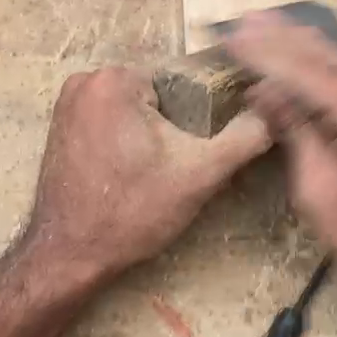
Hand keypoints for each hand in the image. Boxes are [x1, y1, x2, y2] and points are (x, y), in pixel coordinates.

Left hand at [23, 66, 271, 283]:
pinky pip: (110, 120)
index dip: (195, 116)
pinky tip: (130, 173)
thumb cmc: (134, 211)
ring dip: (150, 134)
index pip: (180, 82)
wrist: (70, 256)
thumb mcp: (201, 174)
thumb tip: (276, 111)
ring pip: (135, 108)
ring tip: (152, 173)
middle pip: (156, 93)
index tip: (192, 150)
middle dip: (172, 125)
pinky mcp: (59, 125)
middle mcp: (85, 80)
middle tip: (173, 167)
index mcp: (116, 79)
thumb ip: (245, 137)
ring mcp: (67, 102)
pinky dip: (125, 139)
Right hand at [224, 14, 336, 319]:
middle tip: (244, 20)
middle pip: (328, 57)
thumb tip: (267, 93)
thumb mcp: (325, 197)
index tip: (231, 35)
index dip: (265, 53)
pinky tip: (305, 55)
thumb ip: (297, 134)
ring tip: (266, 22)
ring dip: (305, 47)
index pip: (306, 71)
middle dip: (282, 39)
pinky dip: (330, 69)